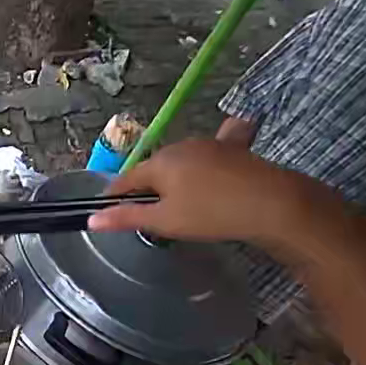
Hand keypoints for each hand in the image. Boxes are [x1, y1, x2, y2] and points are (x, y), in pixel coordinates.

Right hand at [88, 138, 350, 257]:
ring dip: (174, 176)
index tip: (111, 214)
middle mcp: (180, 146)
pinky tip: (215, 155)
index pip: (124, 180)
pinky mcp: (234, 147)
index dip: (115, 198)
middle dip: (146, 187)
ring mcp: (210, 143)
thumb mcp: (163, 221)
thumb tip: (91, 219)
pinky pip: (214, 145)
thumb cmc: (210, 214)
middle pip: (152, 169)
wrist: (274, 204)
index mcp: (158, 163)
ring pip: (179, 160)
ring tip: (179, 199)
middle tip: (150, 214)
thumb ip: (125, 217)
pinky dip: (208, 153)